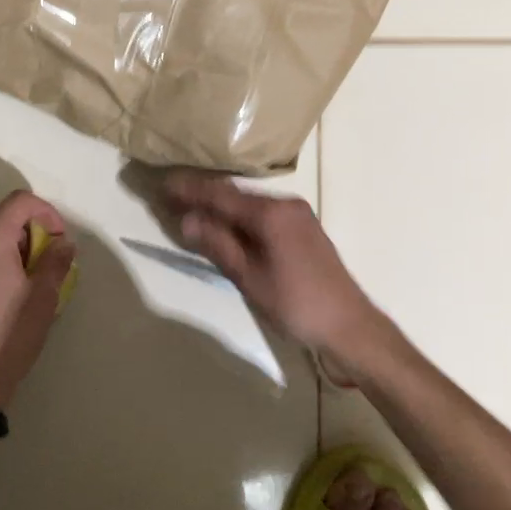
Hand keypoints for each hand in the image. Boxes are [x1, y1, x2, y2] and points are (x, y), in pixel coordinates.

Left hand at [0, 190, 76, 409]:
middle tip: (45, 253)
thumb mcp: (44, 298)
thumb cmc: (11, 336)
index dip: (46, 212)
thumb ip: (55, 261)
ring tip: (25, 271)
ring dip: (5, 240)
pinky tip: (0, 287)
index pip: (19, 201)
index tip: (60, 238)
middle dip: (25, 225)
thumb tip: (62, 244)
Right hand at [159, 172, 382, 355]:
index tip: (163, 185)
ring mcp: (297, 215)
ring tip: (189, 208)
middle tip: (170, 196)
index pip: (221, 195)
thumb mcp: (249, 277)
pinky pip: (261, 214)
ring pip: (248, 204)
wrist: (348, 324)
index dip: (190, 190)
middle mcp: (285, 205)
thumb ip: (217, 245)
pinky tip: (222, 224)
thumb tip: (186, 220)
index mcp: (271, 213)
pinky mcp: (301, 229)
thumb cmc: (296, 303)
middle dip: (202, 195)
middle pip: (235, 194)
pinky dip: (238, 217)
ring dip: (219, 207)